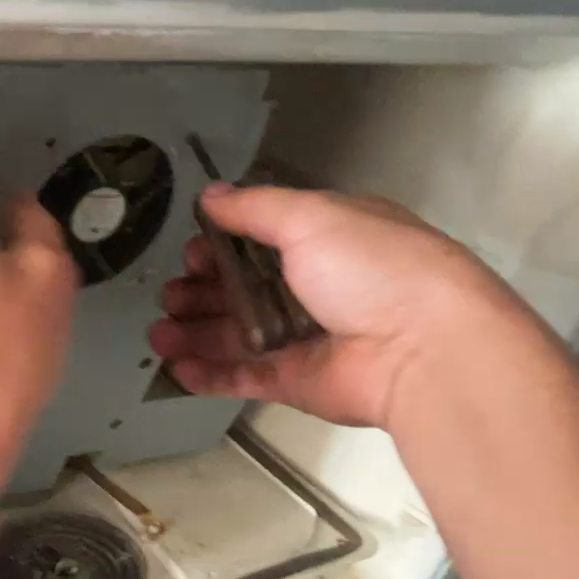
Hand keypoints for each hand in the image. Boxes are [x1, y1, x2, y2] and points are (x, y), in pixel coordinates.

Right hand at [148, 185, 554, 428]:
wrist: (418, 348)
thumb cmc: (372, 268)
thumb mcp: (314, 218)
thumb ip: (256, 208)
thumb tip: (212, 196)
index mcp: (322, 241)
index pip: (257, 242)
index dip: (220, 247)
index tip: (191, 252)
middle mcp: (309, 289)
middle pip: (239, 291)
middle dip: (199, 292)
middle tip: (170, 296)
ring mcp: (298, 338)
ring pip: (233, 336)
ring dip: (193, 333)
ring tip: (160, 333)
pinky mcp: (291, 382)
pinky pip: (240, 377)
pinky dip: (207, 375)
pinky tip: (176, 368)